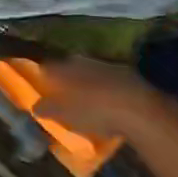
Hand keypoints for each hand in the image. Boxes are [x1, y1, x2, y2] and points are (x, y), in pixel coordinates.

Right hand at [29, 56, 172, 137]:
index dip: (42, 78)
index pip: (47, 68)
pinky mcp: (130, 77)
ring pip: (92, 73)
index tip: (41, 90)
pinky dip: (107, 91)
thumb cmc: (93, 111)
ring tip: (87, 103)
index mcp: (66, 68)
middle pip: (70, 68)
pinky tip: (109, 105)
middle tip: (64, 97)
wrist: (140, 110)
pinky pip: (111, 82)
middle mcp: (85, 62)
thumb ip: (46, 108)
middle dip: (66, 80)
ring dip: (88, 84)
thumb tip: (36, 105)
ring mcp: (109, 67)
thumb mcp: (63, 114)